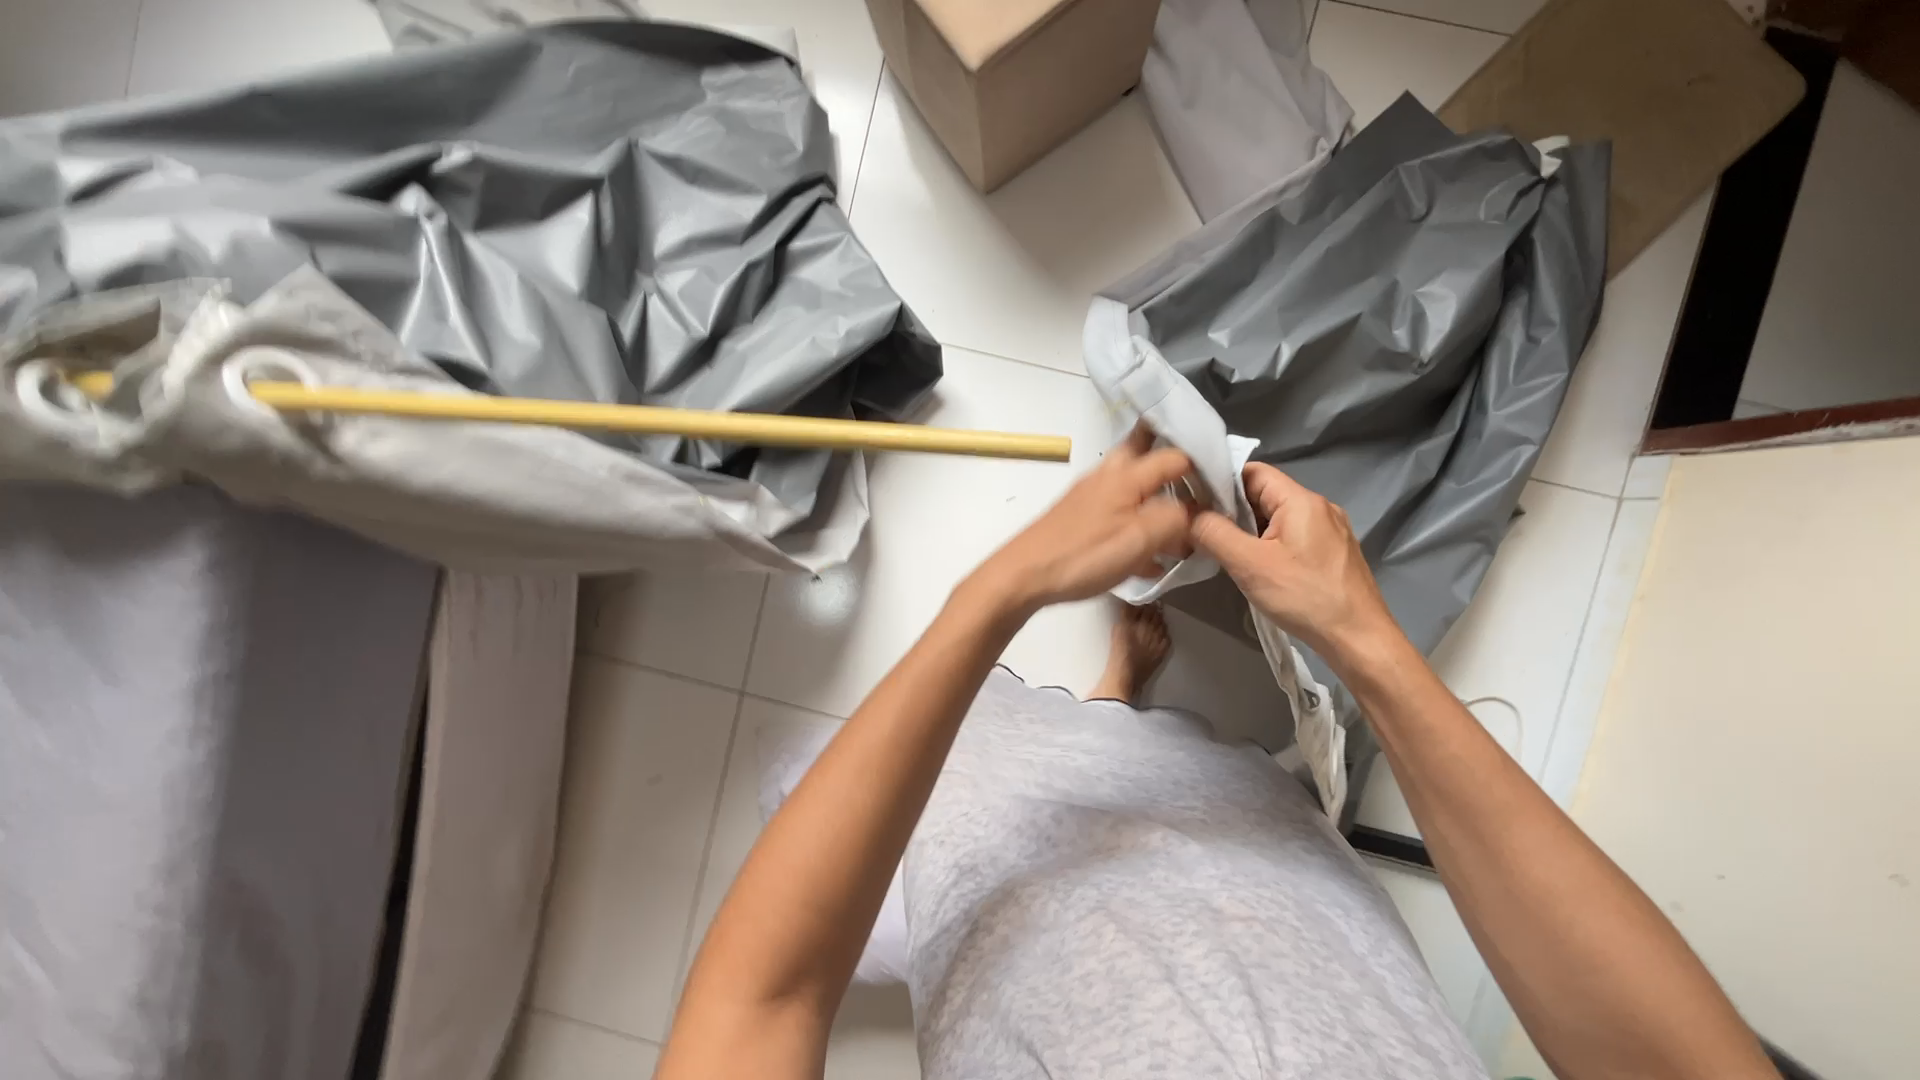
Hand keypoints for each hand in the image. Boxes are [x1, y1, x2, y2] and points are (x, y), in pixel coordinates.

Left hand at [974, 424, 1194, 613]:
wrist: (1022, 575)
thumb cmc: (1083, 555)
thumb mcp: (1140, 538)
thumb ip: (1177, 519)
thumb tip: (1200, 508)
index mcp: (1127, 474)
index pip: (1176, 455)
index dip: (1203, 466)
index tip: (1225, 484)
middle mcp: (1107, 476)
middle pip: (1145, 453)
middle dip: (1172, 462)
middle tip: (1197, 478)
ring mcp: (1089, 497)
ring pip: (1132, 487)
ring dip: (1157, 499)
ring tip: (1182, 526)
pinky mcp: (1078, 520)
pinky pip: (1118, 515)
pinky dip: (1138, 527)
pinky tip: (1150, 559)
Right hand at [1189, 462, 1401, 665]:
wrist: (1359, 639)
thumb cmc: (1305, 597)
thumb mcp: (1249, 565)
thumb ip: (1213, 533)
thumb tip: (1186, 514)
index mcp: (1301, 500)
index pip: (1252, 471)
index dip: (1220, 481)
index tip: (1193, 502)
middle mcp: (1319, 507)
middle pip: (1264, 494)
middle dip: (1231, 510)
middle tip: (1202, 531)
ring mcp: (1329, 530)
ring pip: (1276, 517)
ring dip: (1248, 529)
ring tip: (1225, 551)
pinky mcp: (1332, 553)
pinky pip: (1291, 536)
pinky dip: (1268, 544)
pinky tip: (1257, 567)